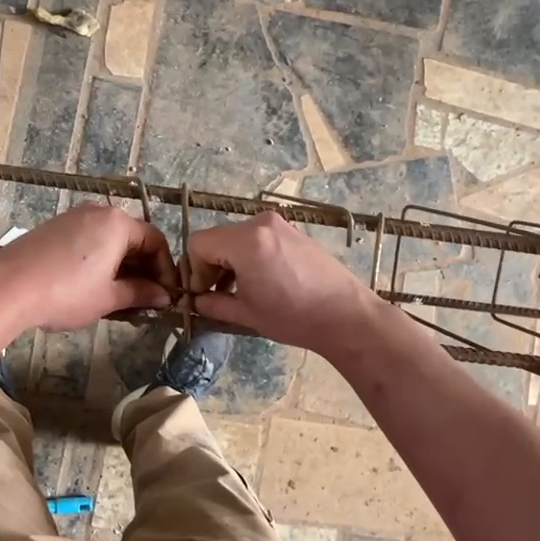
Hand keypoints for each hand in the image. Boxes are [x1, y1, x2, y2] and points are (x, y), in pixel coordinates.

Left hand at [0, 204, 177, 330]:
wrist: (7, 287)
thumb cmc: (66, 292)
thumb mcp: (108, 297)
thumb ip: (140, 293)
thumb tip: (164, 296)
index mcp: (118, 222)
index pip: (156, 241)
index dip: (166, 270)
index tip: (167, 296)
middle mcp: (98, 211)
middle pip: (133, 238)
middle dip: (143, 269)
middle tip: (146, 300)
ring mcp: (73, 217)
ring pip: (109, 240)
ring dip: (121, 267)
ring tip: (120, 299)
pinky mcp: (54, 228)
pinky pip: (88, 241)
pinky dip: (99, 261)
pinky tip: (94, 287)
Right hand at [185, 212, 390, 357]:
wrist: (346, 315)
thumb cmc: (293, 316)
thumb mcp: (246, 313)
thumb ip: (213, 304)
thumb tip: (197, 302)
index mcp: (245, 241)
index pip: (199, 243)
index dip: (194, 270)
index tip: (202, 294)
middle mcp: (260, 223)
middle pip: (217, 238)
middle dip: (210, 265)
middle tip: (216, 294)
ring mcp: (279, 224)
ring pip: (237, 237)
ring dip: (229, 260)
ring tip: (239, 290)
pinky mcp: (293, 231)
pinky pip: (258, 238)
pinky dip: (249, 255)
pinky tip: (261, 281)